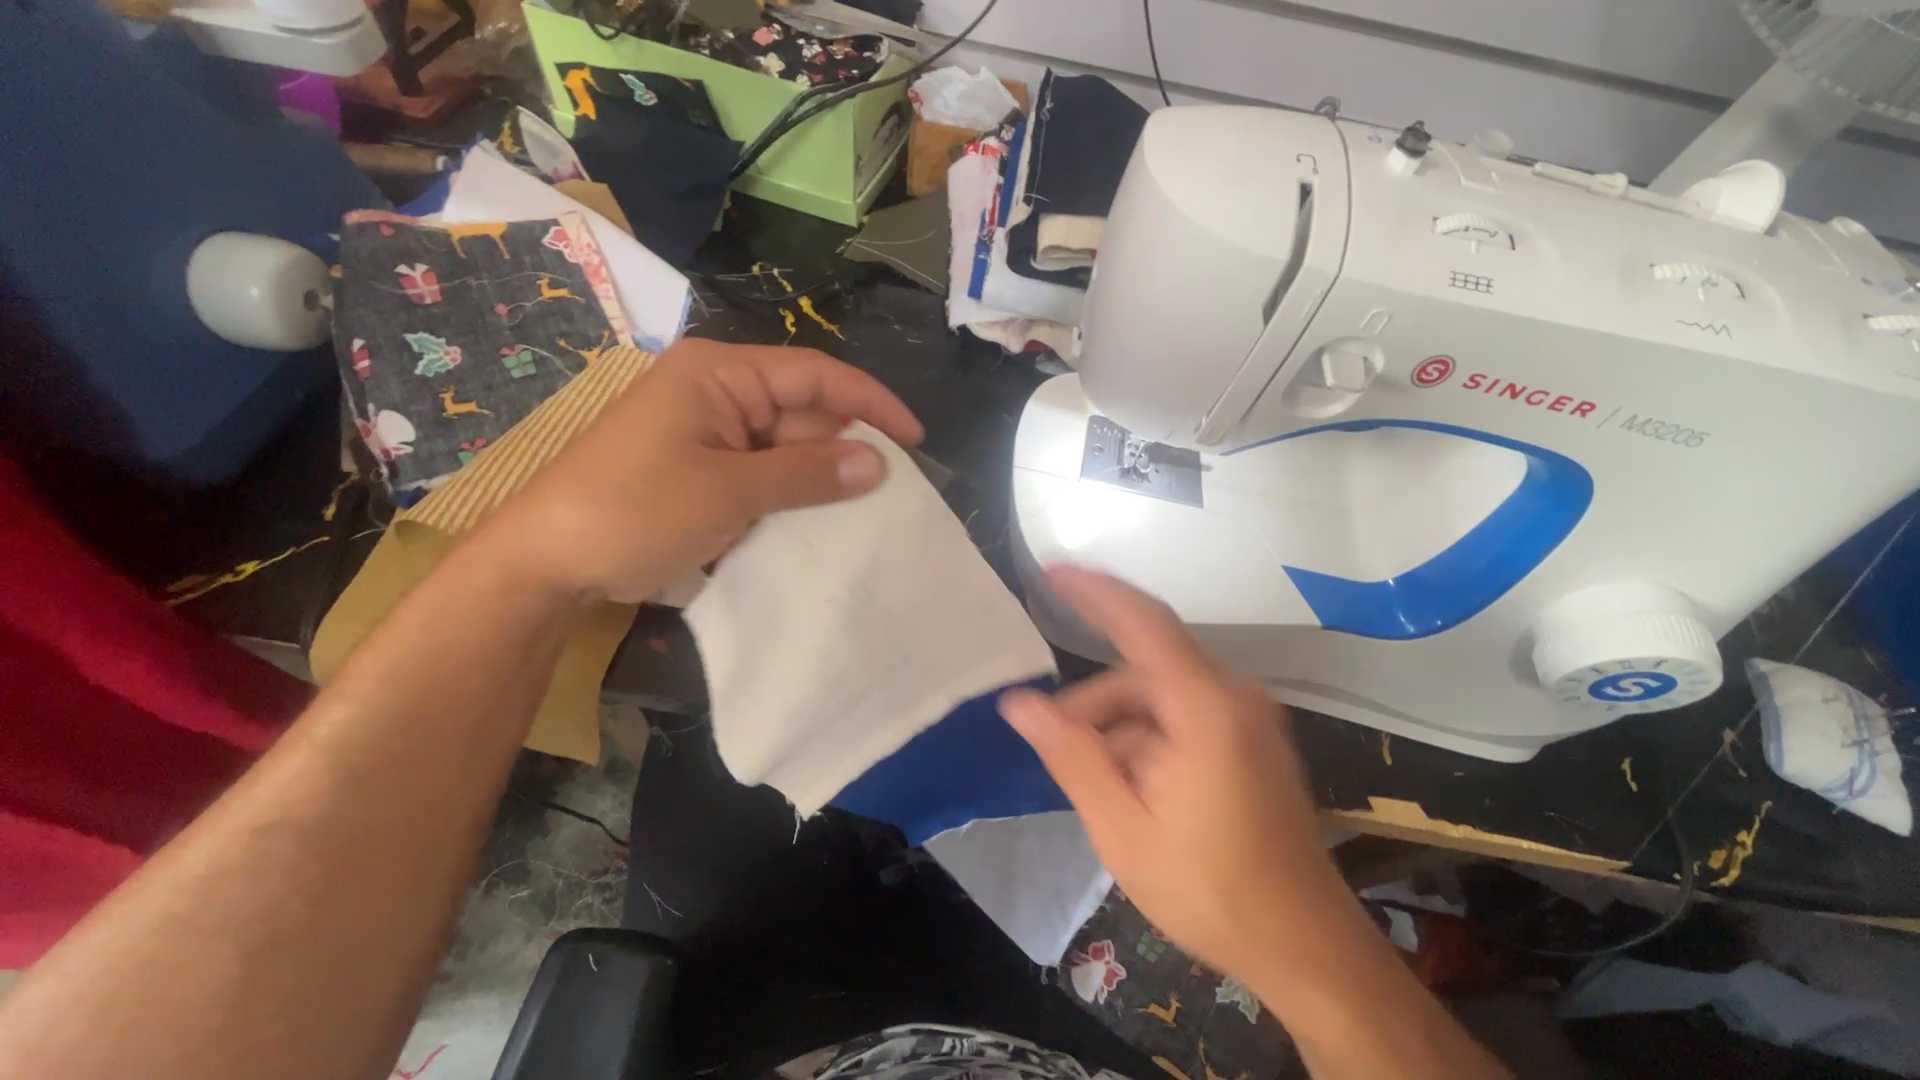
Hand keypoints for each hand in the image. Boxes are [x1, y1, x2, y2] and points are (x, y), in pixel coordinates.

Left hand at [472, 340, 922, 603]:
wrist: (544, 563)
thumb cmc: (633, 511)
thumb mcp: (728, 493)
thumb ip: (806, 474)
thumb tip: (877, 463)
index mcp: (719, 373)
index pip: (815, 374)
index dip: (870, 403)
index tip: (915, 441)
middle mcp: (715, 392)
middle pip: (801, 412)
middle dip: (841, 450)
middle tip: (886, 499)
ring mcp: (704, 432)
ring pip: (783, 449)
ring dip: (814, 481)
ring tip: (856, 520)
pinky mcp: (697, 469)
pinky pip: (758, 475)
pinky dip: (784, 498)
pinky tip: (809, 528)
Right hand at [998, 566, 1344, 976]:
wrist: (1303, 944)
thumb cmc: (1208, 890)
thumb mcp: (1121, 826)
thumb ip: (1070, 754)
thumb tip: (1019, 702)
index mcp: (1204, 708)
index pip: (1142, 621)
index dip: (1093, 590)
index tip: (1049, 568)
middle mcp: (1233, 696)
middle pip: (1144, 668)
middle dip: (1093, 702)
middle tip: (1055, 750)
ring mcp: (1250, 717)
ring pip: (1161, 695)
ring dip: (1119, 727)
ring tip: (1097, 787)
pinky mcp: (1253, 739)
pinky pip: (1185, 715)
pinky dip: (1148, 738)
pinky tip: (1133, 788)